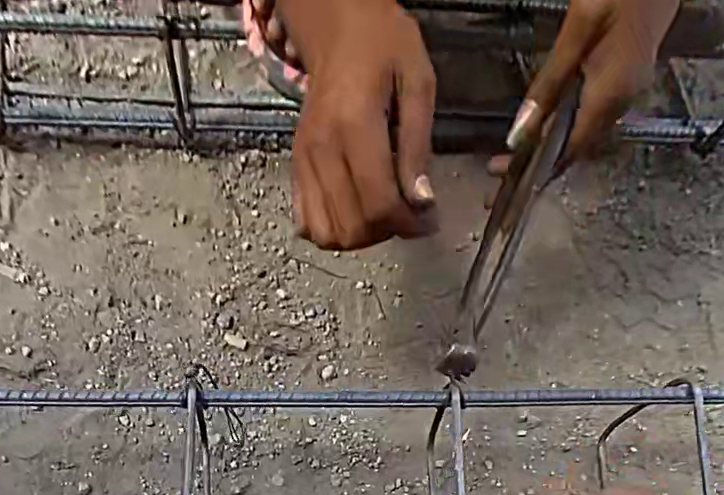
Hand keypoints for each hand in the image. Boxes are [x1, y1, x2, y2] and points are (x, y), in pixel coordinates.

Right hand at [277, 0, 436, 249]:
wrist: (335, 28)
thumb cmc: (382, 46)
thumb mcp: (417, 82)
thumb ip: (418, 146)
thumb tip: (421, 202)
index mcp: (354, 125)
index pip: (379, 203)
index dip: (407, 224)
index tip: (427, 221)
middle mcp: (323, 149)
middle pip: (355, 226)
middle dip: (387, 232)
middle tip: (406, 215)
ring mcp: (305, 162)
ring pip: (331, 234)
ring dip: (361, 238)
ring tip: (381, 216)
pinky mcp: (296, 169)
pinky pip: (309, 224)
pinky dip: (333, 232)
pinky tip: (354, 215)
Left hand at [508, 0, 681, 159]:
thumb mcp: (577, 30)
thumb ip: (548, 84)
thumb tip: (519, 134)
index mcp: (610, 96)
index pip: (569, 152)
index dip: (536, 166)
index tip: (505, 168)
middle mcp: (623, 101)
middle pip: (577, 147)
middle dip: (541, 158)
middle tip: (505, 158)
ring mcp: (630, 89)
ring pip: (587, 132)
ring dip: (556, 140)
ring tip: (525, 139)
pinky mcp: (631, 76)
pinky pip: (596, 112)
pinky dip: (571, 120)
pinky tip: (554, 111)